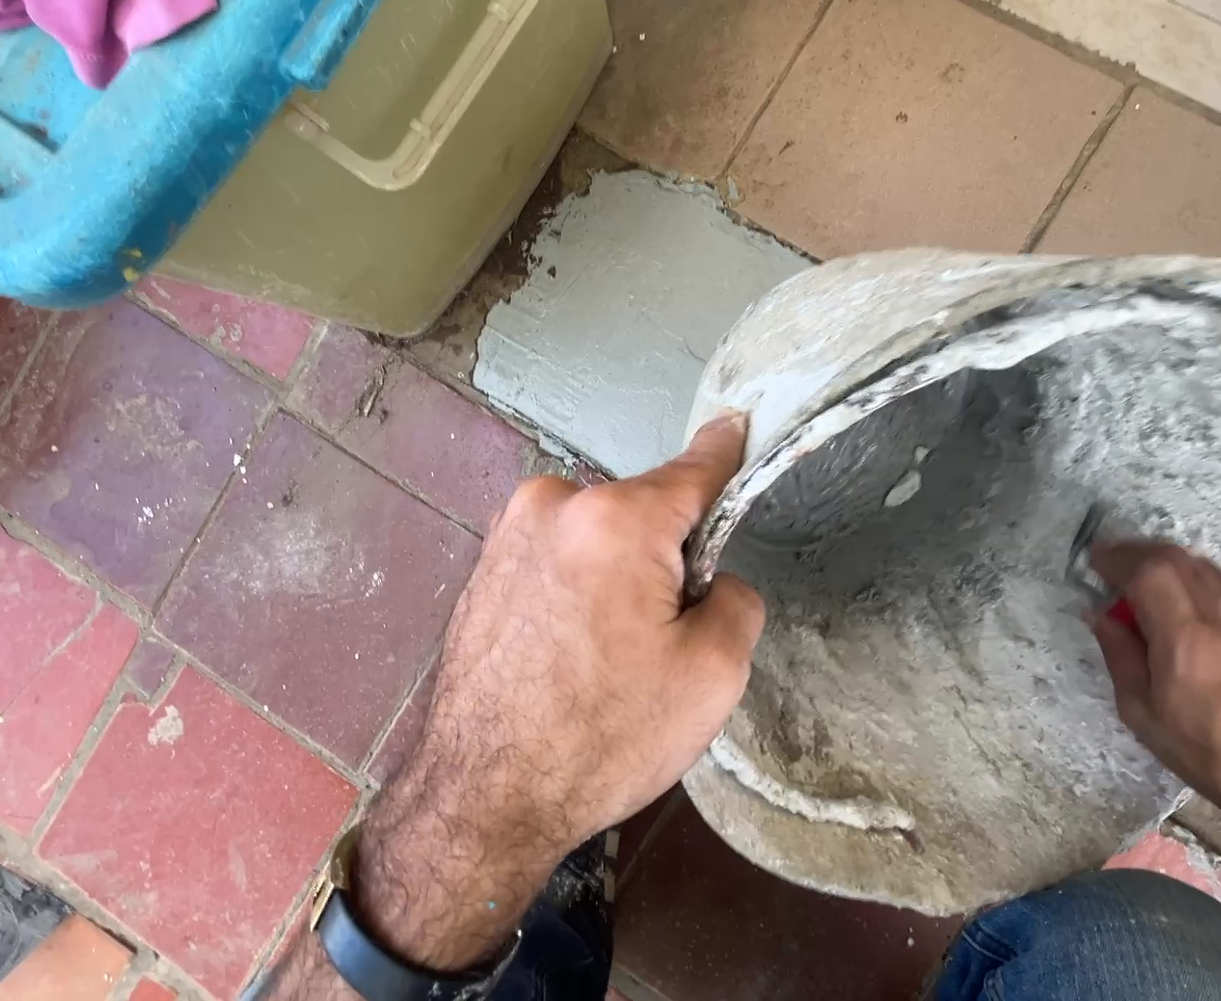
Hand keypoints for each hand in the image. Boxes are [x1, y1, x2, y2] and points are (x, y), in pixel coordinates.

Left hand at [350, 413, 765, 968]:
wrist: (481, 796)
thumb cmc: (605, 736)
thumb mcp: (712, 675)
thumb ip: (735, 599)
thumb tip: (710, 578)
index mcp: (617, 518)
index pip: (694, 469)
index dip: (726, 452)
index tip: (739, 423)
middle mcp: (554, 503)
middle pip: (645, 512)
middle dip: (665, 554)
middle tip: (656, 636)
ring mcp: (509, 529)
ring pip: (599, 535)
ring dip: (617, 572)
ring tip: (602, 653)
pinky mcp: (484, 562)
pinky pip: (559, 555)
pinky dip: (578, 584)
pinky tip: (567, 649)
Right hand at [1087, 541, 1220, 824]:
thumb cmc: (1208, 756)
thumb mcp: (1142, 713)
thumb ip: (1119, 656)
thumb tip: (1100, 615)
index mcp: (1187, 642)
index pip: (1149, 572)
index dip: (1117, 557)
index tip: (1095, 559)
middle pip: (1180, 560)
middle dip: (1141, 553)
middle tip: (1115, 563)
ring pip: (1209, 571)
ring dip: (1172, 565)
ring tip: (1147, 581)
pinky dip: (1199, 584)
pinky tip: (1187, 607)